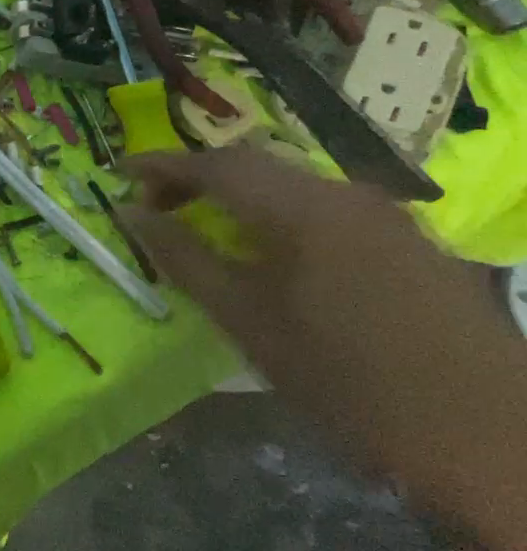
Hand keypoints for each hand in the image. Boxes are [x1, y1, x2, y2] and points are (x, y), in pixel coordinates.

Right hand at [121, 147, 526, 548]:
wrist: (492, 442)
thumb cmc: (346, 379)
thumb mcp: (245, 319)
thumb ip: (181, 256)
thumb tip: (128, 212)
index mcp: (302, 207)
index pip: (213, 164)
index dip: (159, 165)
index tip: (117, 173)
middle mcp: (347, 195)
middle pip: (255, 165)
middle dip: (197, 178)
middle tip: (157, 206)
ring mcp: (389, 218)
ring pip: (293, 185)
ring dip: (241, 195)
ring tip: (207, 228)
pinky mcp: (415, 246)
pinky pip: (328, 208)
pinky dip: (282, 213)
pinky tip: (273, 251)